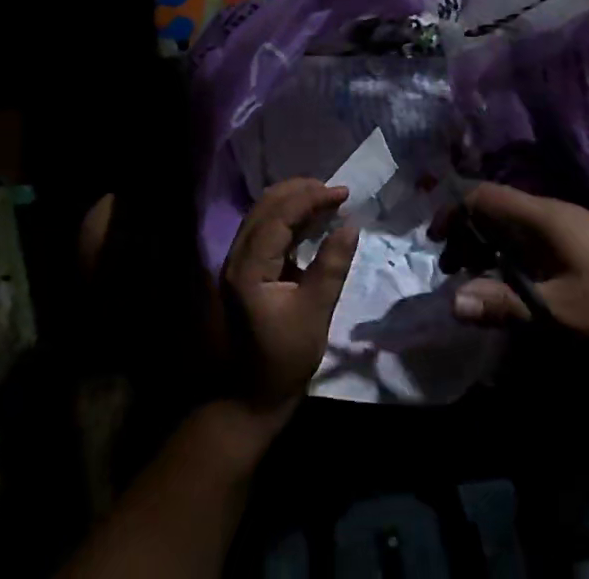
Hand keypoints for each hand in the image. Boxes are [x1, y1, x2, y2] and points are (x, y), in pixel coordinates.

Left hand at [220, 179, 356, 418]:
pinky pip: (266, 232)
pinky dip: (289, 220)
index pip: (279, 215)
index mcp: (249, 267)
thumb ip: (332, 266)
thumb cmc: (283, 358)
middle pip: (265, 207)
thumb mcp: (315, 313)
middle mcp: (237, 257)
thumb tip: (351, 226)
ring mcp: (239, 263)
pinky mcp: (246, 272)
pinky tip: (313, 222)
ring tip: (328, 200)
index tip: (343, 193)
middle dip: (300, 192)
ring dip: (294, 203)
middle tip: (336, 192)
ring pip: (264, 216)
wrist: (249, 396)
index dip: (311, 198)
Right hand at [436, 183, 588, 363]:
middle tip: (452, 270)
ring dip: (488, 248)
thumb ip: (503, 303)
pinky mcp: (586, 250)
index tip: (435, 243)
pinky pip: (535, 243)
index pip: (485, 196)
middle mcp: (557, 215)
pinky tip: (512, 288)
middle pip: (497, 209)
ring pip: (515, 227)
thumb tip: (450, 301)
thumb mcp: (559, 314)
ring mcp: (575, 231)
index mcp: (547, 218)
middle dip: (467, 233)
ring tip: (475, 281)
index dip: (454, 213)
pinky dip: (512, 259)